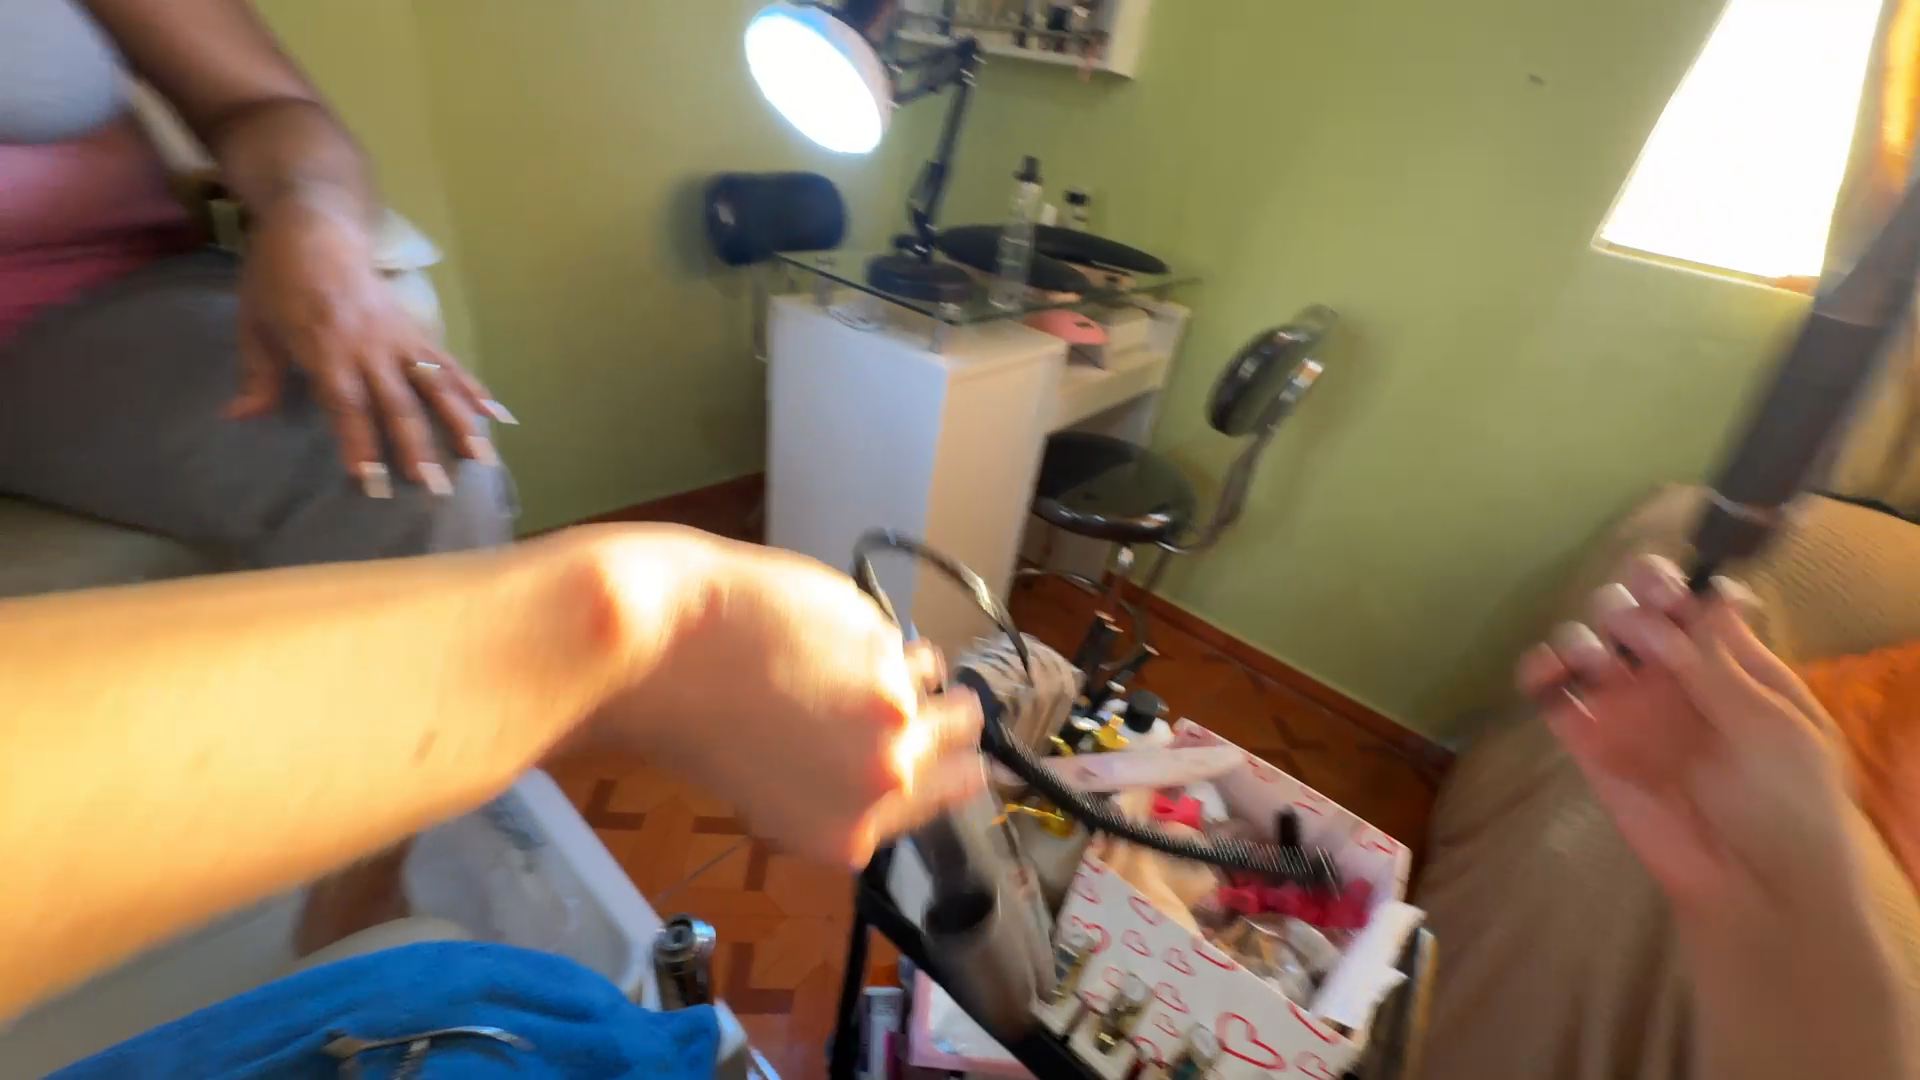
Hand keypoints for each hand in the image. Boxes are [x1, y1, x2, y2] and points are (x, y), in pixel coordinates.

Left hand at [227, 193, 510, 496]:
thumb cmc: (277, 279)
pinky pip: (452, 367)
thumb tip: (241, 418)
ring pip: (436, 389)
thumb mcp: (254, 324)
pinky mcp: (420, 334)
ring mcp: (402, 341)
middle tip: (434, 486)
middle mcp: (370, 349)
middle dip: (418, 448)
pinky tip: (500, 415)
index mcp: (325, 349)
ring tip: (482, 458)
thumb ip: (258, 375)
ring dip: (461, 425)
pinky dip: (476, 391)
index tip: (373, 481)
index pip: (347, 406)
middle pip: (400, 406)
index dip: (360, 444)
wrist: (317, 230)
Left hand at [587, 531, 986, 866]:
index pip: (951, 793)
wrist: (659, 644)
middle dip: (945, 710)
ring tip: (843, 658)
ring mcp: (889, 696)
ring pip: (931, 671)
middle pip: (963, 726)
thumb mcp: (769, 794)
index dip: (960, 769)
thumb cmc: (690, 728)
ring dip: (902, 665)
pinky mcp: (877, 631)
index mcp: (853, 825)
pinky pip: (891, 631)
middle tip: (917, 694)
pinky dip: (866, 633)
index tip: (965, 753)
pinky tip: (816, 631)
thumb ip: (844, 789)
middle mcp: (887, 767)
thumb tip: (894, 757)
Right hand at [1519, 556, 1855, 922]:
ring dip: (1582, 638)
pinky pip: (1548, 690)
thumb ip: (1719, 666)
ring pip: (1585, 643)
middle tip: (1631, 632)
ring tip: (1594, 663)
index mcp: (1728, 667)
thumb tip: (1702, 595)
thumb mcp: (1772, 729)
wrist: (1746, 881)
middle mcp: (1670, 676)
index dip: (1674, 586)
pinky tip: (1550, 673)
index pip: (1694, 605)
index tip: (1658, 584)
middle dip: (1624, 608)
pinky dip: (1539, 671)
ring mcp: (1622, 704)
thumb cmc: (1786, 804)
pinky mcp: (1582, 732)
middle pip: (1632, 614)